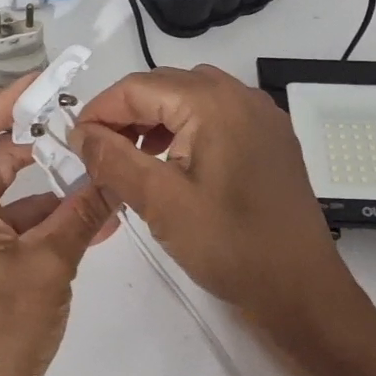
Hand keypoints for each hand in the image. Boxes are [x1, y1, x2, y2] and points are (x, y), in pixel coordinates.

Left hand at [0, 75, 117, 375]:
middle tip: (87, 128)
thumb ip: (81, 214)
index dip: (6, 98)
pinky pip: (20, 224)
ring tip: (105, 175)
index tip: (52, 87)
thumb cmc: (1, 333)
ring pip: (13, 192)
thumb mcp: (48, 266)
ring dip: (55, 183)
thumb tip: (113, 172)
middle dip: (39, 139)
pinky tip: (98, 220)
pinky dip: (54, 217)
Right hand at [69, 65, 350, 328]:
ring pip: (190, 99)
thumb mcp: (160, 202)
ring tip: (130, 158)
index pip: (138, 86)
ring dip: (154, 120)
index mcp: (213, 103)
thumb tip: (80, 133)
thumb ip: (113, 160)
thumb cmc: (229, 245)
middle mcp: (241, 96)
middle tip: (97, 153)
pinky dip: (185, 130)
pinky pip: (216, 117)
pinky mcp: (270, 140)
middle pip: (165, 85)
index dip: (99, 110)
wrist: (302, 289)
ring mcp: (261, 117)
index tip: (74, 143)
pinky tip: (172, 164)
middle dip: (125, 113)